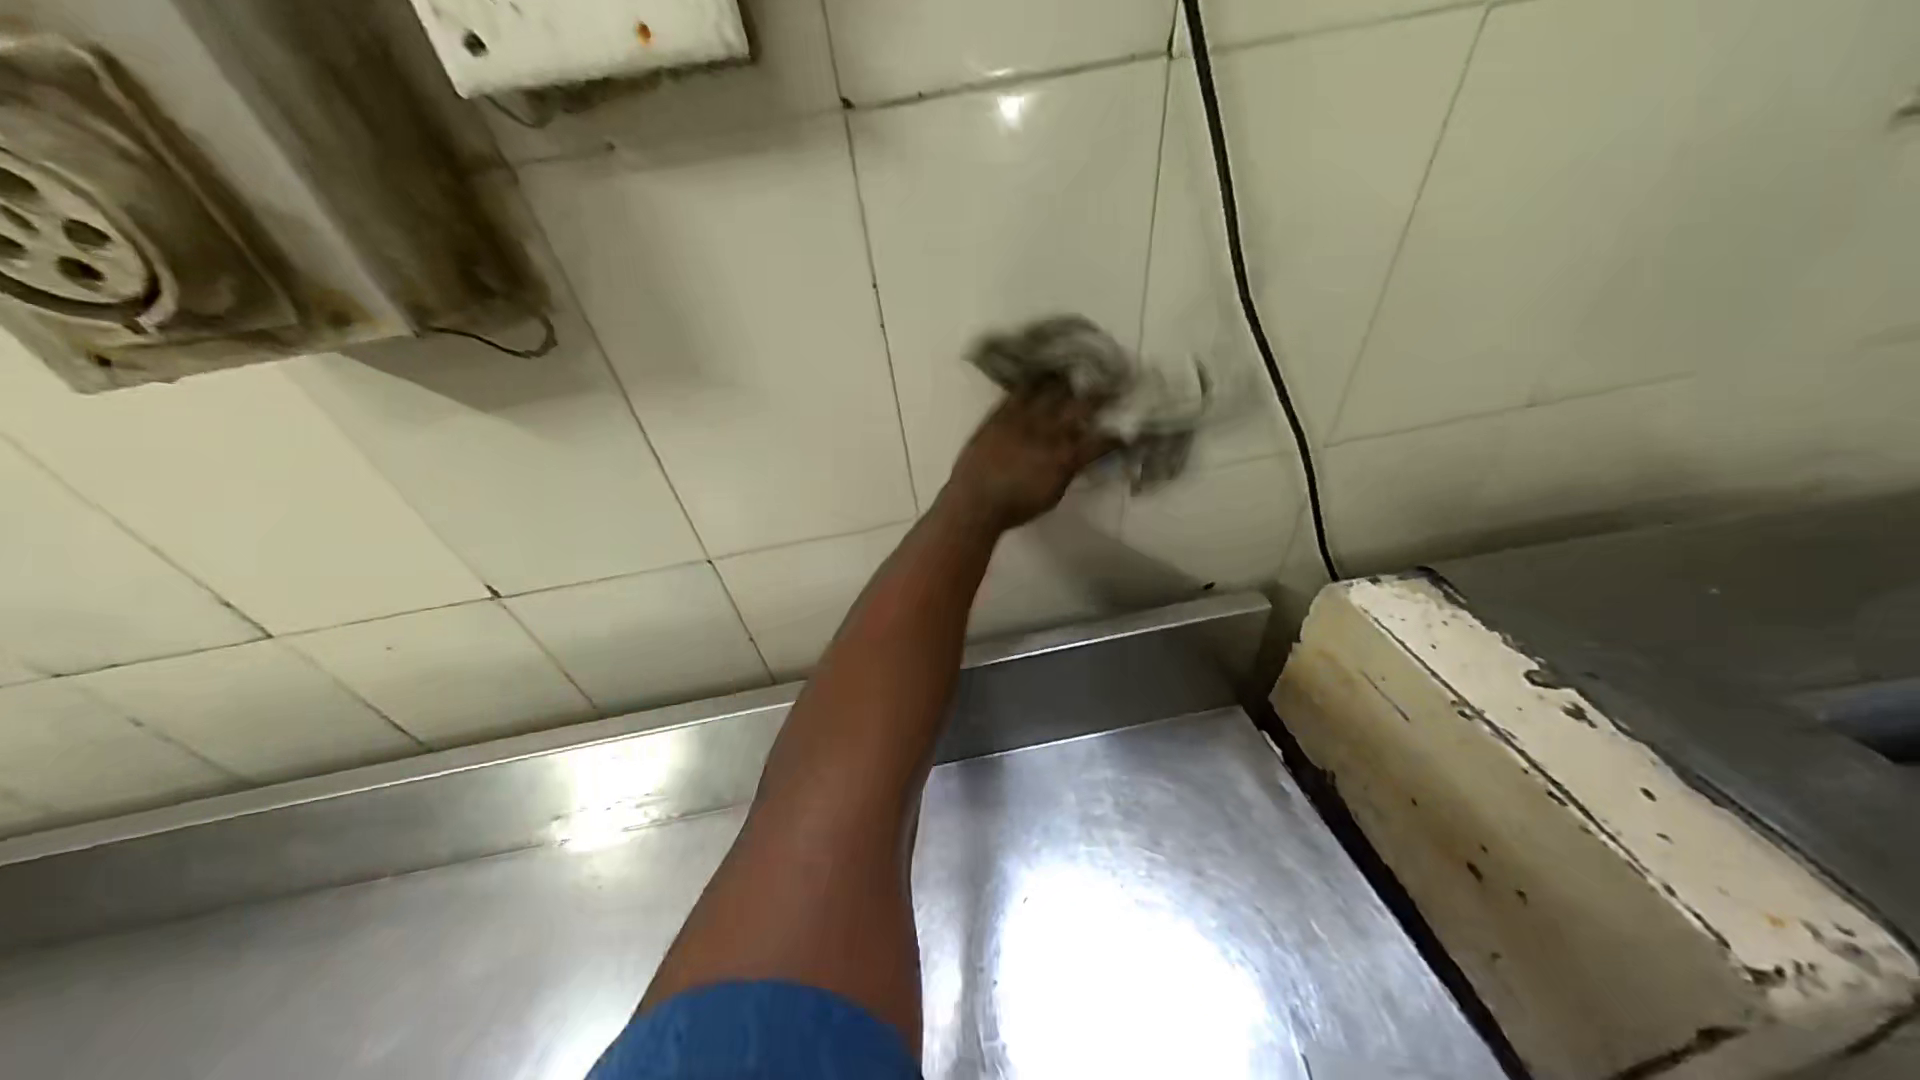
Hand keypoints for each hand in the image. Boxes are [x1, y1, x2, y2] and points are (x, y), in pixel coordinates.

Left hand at [941, 385, 1114, 531]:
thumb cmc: (1015, 507)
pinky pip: (1021, 390)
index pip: (1102, 440)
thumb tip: (1078, 458)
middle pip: (1082, 405)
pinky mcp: (1002, 413)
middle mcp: (1050, 432)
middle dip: (1100, 394)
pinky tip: (1041, 373)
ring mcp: (1025, 419)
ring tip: (1077, 370)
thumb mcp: (1052, 495)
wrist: (974, 501)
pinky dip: (1035, 381)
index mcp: (1066, 457)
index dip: (1118, 433)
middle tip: (1111, 383)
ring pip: (1053, 390)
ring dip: (1068, 380)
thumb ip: (1068, 472)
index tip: (1128, 426)